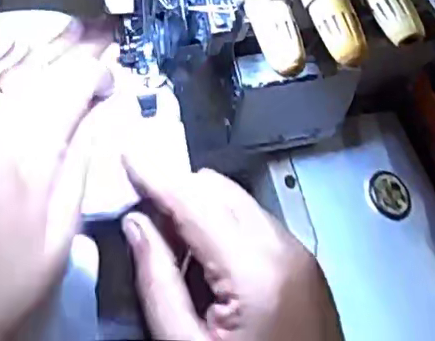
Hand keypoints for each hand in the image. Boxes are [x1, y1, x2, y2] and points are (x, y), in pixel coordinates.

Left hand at [0, 24, 114, 340]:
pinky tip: (28, 46)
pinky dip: (12, 53)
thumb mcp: (58, 232)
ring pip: (17, 60)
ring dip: (52, 42)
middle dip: (84, 42)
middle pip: (48, 61)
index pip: (76, 78)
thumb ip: (83, 157)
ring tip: (81, 27)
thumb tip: (107, 107)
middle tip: (110, 27)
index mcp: (28, 143)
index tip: (121, 74)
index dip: (103, 69)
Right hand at [122, 156, 342, 340]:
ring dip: (202, 211)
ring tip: (172, 249)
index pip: (195, 201)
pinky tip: (207, 267)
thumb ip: (159, 284)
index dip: (157, 175)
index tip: (129, 150)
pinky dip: (226, 229)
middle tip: (141, 215)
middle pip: (219, 191)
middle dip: (178, 195)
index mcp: (254, 267)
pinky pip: (257, 224)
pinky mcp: (305, 262)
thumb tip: (137, 223)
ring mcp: (299, 251)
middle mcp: (282, 244)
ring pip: (239, 202)